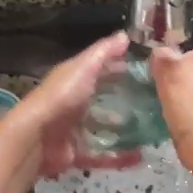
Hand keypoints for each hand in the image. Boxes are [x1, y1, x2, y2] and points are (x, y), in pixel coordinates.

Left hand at [18, 32, 140, 176]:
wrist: (35, 137)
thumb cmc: (61, 96)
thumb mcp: (83, 67)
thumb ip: (104, 52)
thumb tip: (126, 35)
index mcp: (76, 78)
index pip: (103, 69)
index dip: (123, 67)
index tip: (150, 69)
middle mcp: (76, 102)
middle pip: (105, 99)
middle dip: (128, 100)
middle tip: (157, 101)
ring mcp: (76, 129)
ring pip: (105, 129)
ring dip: (126, 130)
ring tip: (153, 129)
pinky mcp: (77, 153)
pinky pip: (102, 155)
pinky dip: (120, 157)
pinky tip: (140, 156)